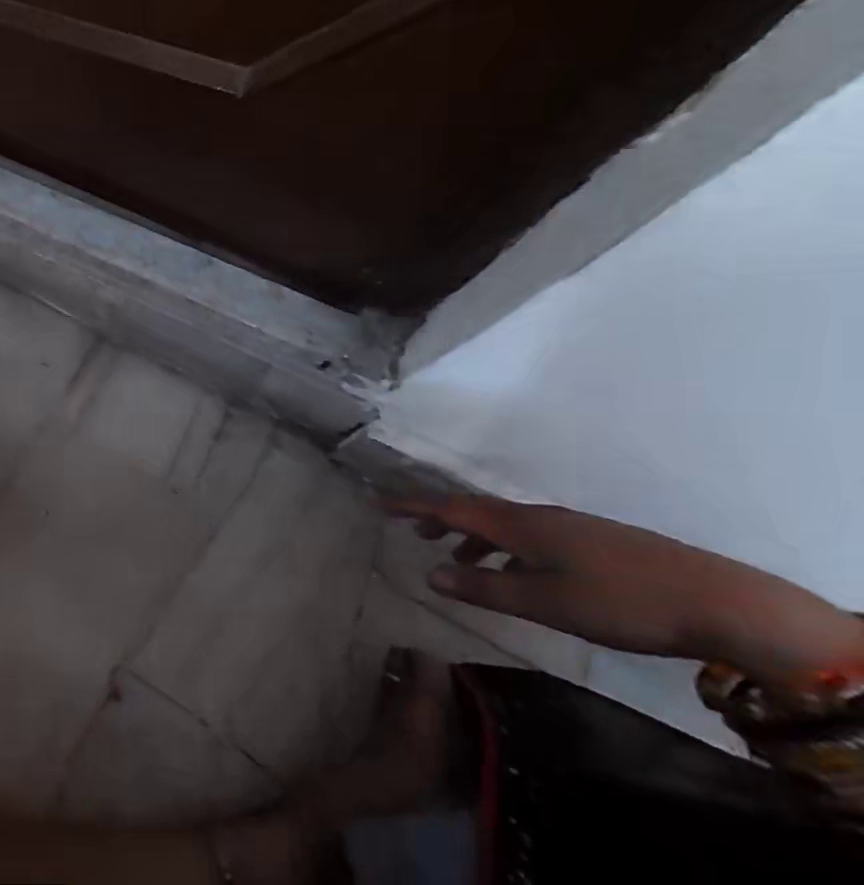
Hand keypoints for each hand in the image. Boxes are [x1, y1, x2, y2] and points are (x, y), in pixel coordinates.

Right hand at [390, 495, 863, 686]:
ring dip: (476, 536)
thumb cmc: (621, 601)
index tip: (380, 504)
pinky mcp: (598, 542)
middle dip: (442, 518)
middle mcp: (541, 517)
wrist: (727, 604)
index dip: (414, 505)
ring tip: (460, 559)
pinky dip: (506, 545)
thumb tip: (429, 574)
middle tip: (416, 532)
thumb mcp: (544, 602)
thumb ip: (484, 588)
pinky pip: (532, 534)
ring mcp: (573, 528)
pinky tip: (518, 571)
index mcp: (521, 525)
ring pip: (507, 524)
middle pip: (478, 510)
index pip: (452, 507)